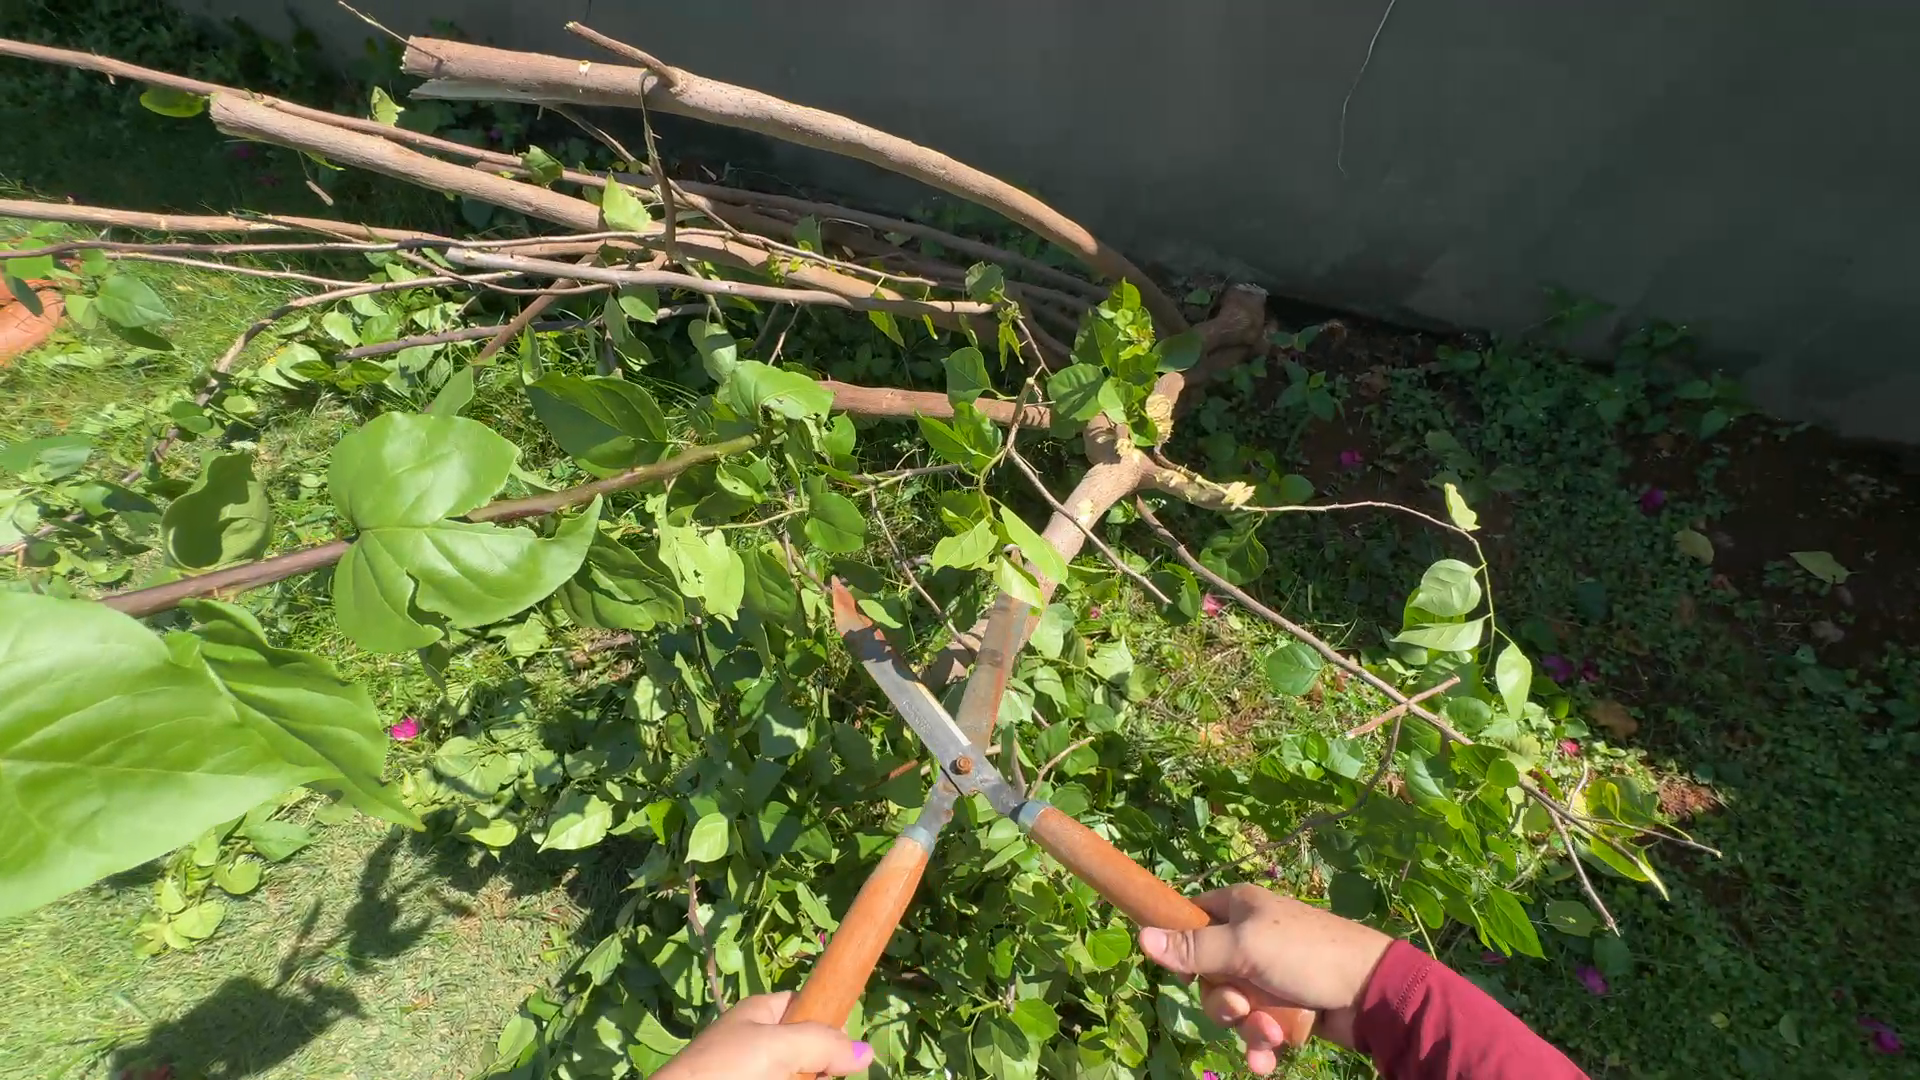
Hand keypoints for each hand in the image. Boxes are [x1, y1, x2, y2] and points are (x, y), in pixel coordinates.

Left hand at [654, 993, 873, 1079]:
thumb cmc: (722, 1072)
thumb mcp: (776, 1048)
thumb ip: (822, 1044)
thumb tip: (867, 1052)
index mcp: (762, 1013)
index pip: (808, 1007)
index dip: (828, 1027)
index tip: (840, 1054)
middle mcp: (756, 1043)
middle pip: (805, 1054)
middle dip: (817, 1071)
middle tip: (811, 1079)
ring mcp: (752, 1072)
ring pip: (794, 1074)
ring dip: (807, 1077)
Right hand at [1139, 883, 1392, 1070]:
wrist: (1373, 991)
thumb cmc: (1303, 953)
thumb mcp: (1243, 948)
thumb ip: (1192, 949)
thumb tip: (1141, 937)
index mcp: (1238, 908)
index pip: (1193, 919)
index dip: (1183, 946)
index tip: (1186, 972)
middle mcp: (1250, 937)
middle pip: (1210, 972)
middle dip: (1223, 1000)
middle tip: (1240, 1007)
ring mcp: (1270, 973)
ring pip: (1234, 1004)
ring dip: (1247, 1026)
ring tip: (1269, 1036)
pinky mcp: (1287, 1005)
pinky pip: (1258, 1025)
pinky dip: (1261, 1043)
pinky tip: (1268, 1059)